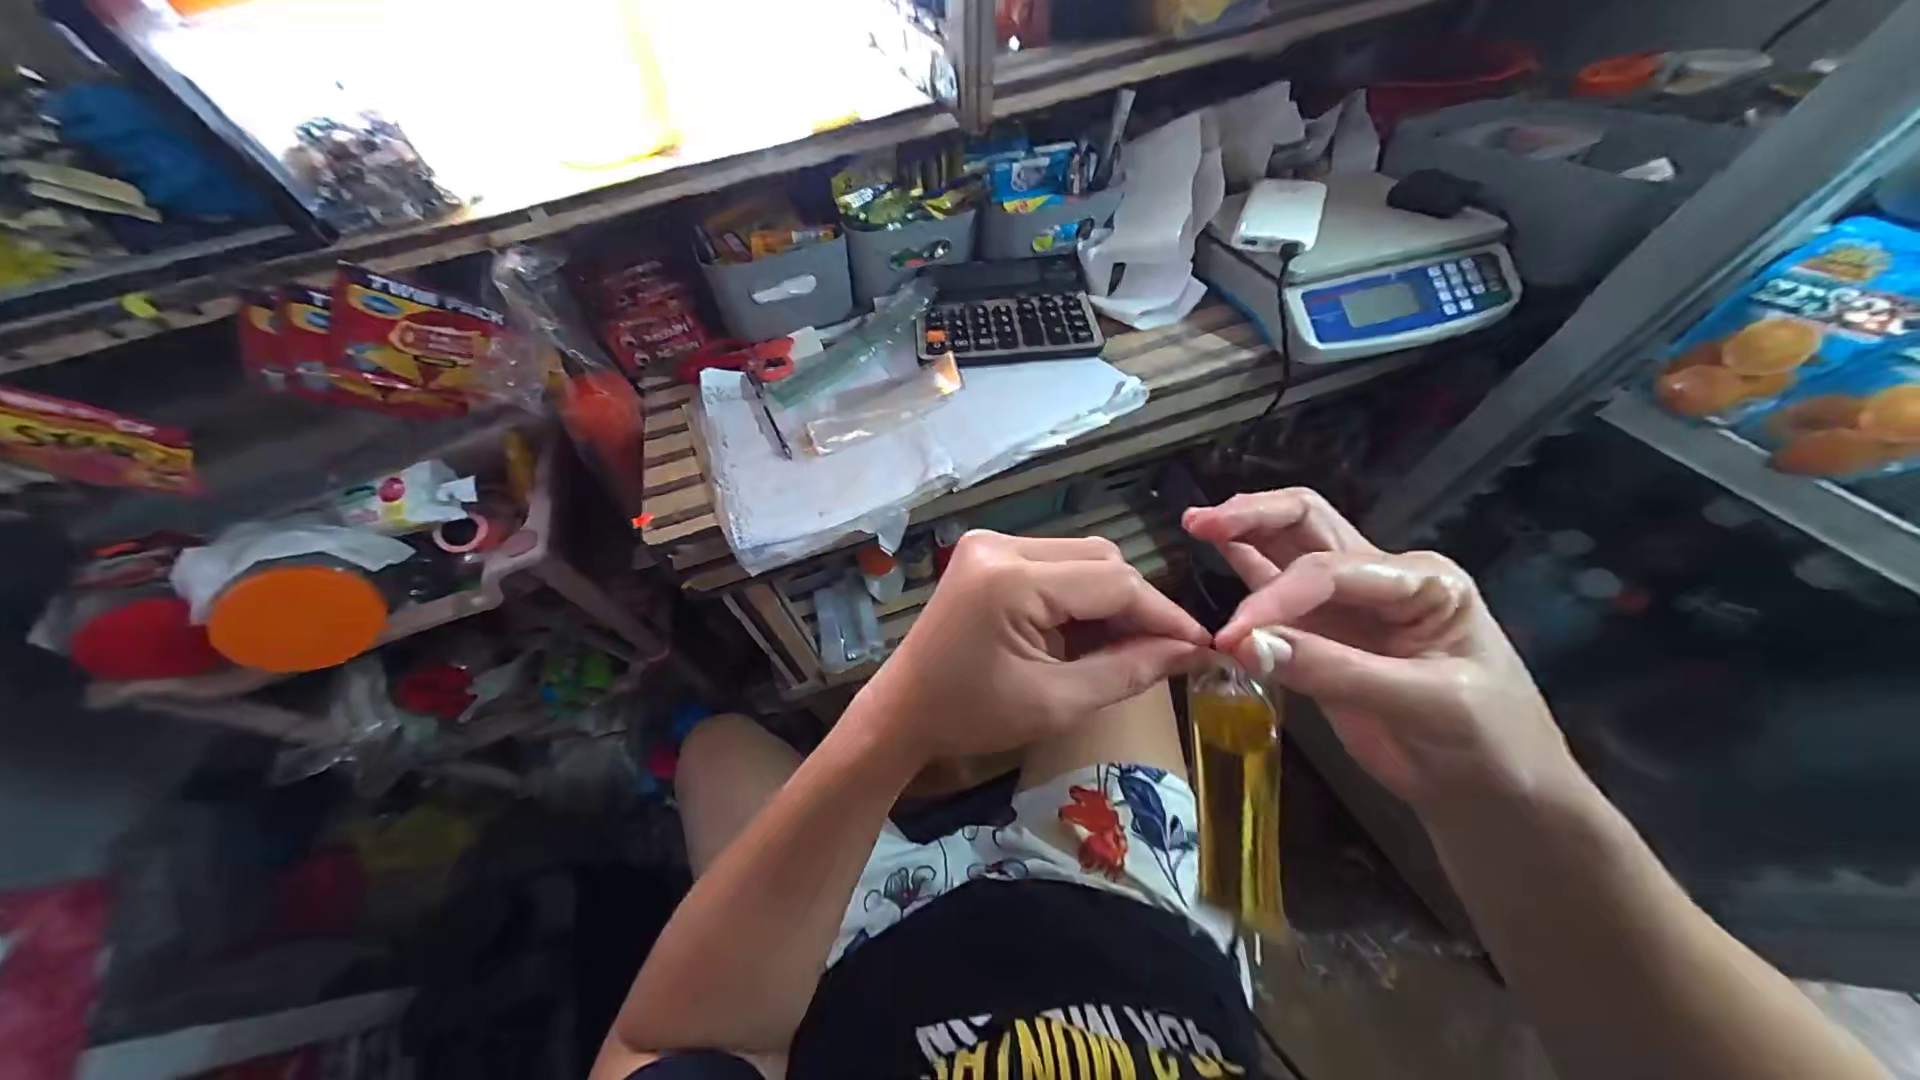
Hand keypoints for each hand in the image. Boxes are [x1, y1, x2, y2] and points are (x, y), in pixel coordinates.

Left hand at [857, 531, 1211, 762]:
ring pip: (1082, 557)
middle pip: (1101, 559)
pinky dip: (1079, 594)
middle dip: (1137, 605)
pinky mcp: (988, 553)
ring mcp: (991, 543)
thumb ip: (1128, 670)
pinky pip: (1055, 563)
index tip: (1199, 646)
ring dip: (1110, 598)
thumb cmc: (970, 716)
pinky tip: (1084, 631)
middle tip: (1159, 653)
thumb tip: (1189, 651)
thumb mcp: (1056, 703)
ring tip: (1121, 647)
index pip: (1114, 582)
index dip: (1163, 615)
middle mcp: (1001, 544)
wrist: (903, 709)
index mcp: (1011, 579)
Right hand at [1184, 489, 1579, 810]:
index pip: (1329, 572)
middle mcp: (1380, 577)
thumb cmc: (1486, 744)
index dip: (1275, 598)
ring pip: (1288, 545)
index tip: (1232, 638)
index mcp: (1421, 582)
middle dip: (1254, 516)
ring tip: (1197, 524)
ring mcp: (1348, 602)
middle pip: (1309, 523)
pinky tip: (1217, 546)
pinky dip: (1245, 562)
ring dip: (1243, 530)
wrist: (1494, 793)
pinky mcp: (1322, 628)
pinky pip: (1277, 584)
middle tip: (1200, 522)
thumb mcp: (1426, 705)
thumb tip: (1244, 646)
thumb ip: (1333, 670)